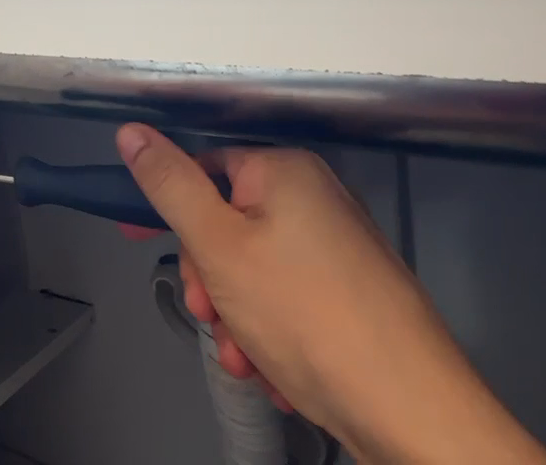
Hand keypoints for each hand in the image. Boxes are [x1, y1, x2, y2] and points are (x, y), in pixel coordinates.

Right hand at [114, 123, 545, 464]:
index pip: (199, 167)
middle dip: (207, 277)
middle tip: (210, 311)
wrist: (412, 415)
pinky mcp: (353, 293)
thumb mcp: (215, 243)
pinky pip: (286, 297)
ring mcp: (339, 248)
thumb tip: (132, 131)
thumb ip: (168, 183)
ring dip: (233, 313)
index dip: (165, 205)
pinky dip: (268, 328)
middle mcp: (317, 199)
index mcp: (285, 172)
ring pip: (250, 268)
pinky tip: (272, 366)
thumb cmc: (309, 318)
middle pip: (223, 222)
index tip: (137, 237)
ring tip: (245, 354)